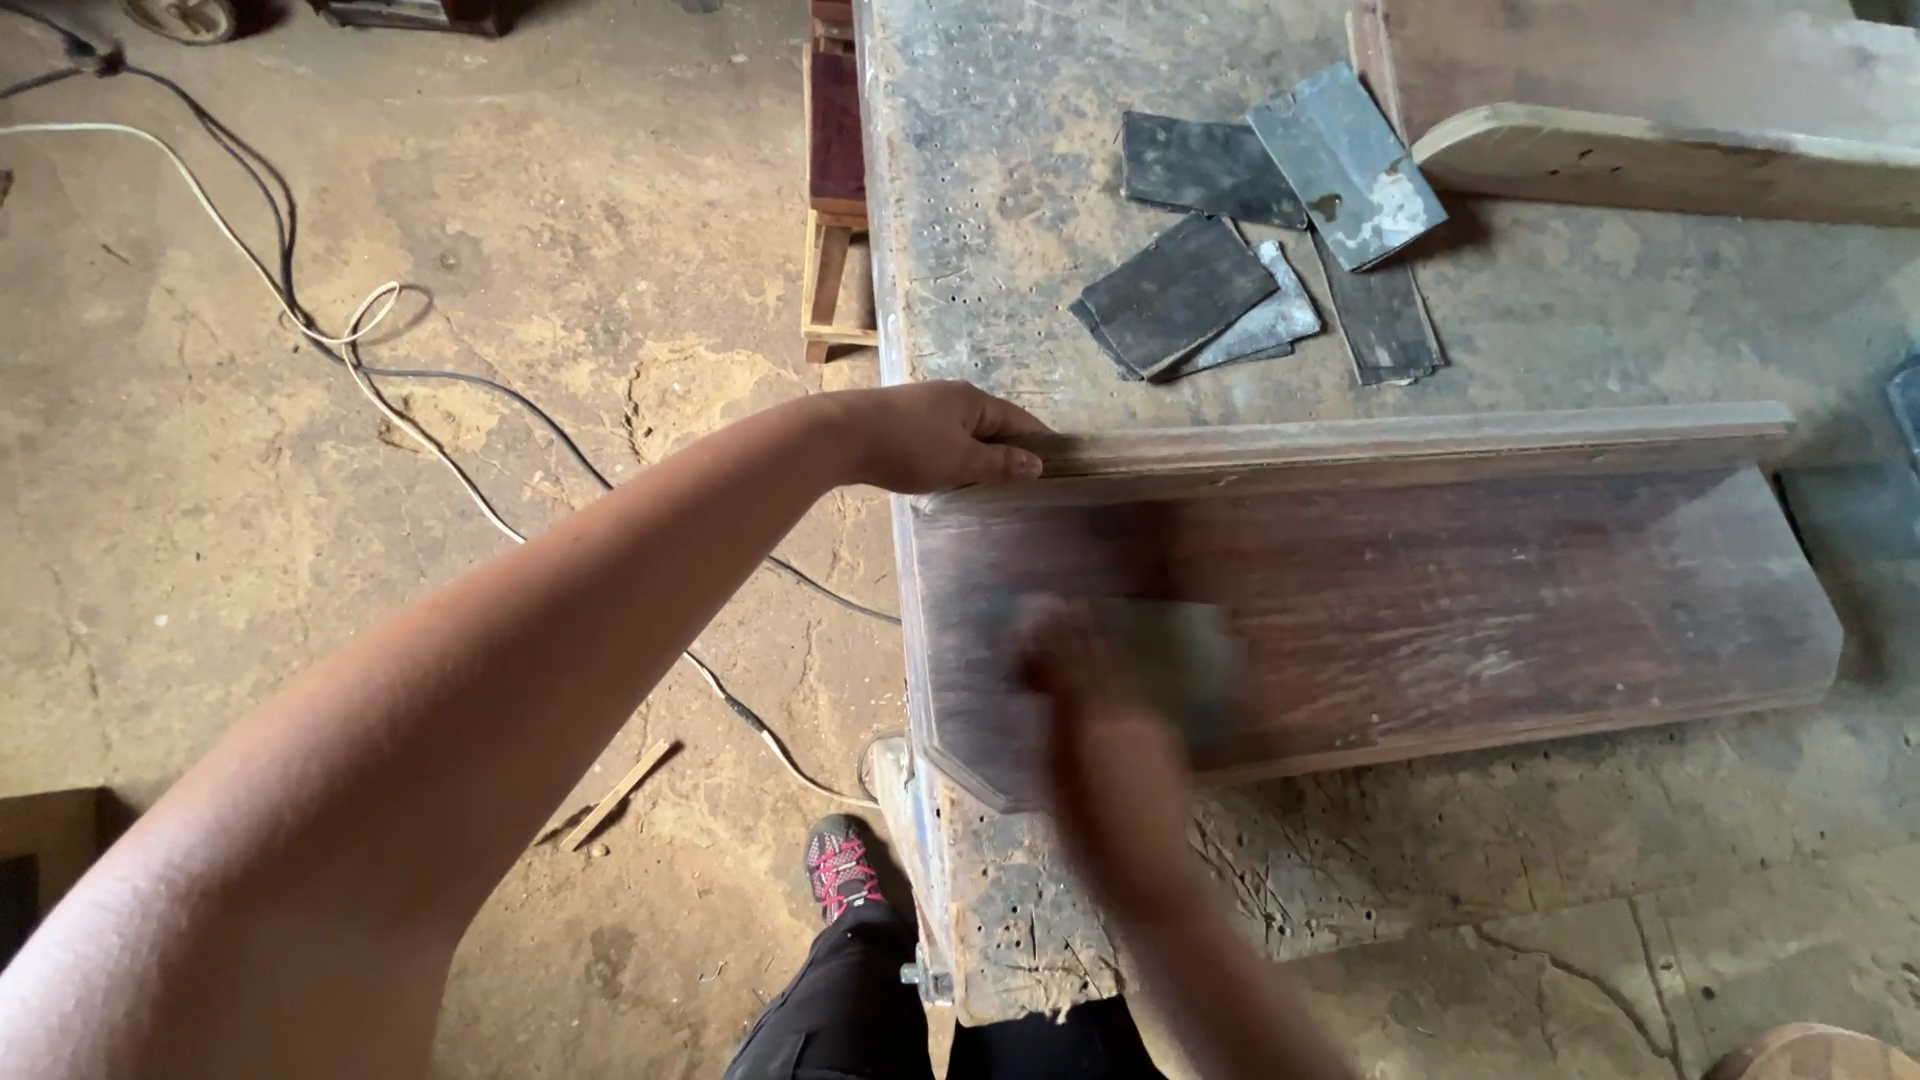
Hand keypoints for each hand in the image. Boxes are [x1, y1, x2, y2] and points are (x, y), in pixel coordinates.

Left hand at [823, 381, 1050, 493]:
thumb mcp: (961, 460)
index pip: (1018, 419)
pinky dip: (950, 455)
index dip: (1037, 441)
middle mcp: (949, 396)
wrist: (839, 435)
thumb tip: (1037, 464)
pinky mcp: (898, 421)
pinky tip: (947, 475)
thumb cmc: (908, 447)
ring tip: (988, 483)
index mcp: (972, 399)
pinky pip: (938, 438)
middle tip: (1022, 482)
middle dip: (1007, 449)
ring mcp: (922, 406)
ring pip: (961, 432)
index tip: (1055, 464)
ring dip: (976, 454)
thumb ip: (1000, 464)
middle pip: (990, 423)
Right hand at [1019, 599, 1204, 923]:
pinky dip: (1115, 672)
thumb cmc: (1086, 837)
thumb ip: (1048, 728)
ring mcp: (1149, 722)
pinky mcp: (1164, 737)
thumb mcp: (1051, 782)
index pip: (1066, 662)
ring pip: (1119, 670)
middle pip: (1096, 656)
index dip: (1049, 636)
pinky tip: (1107, 670)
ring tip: (1082, 622)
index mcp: (1089, 720)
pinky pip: (1133, 690)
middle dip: (1076, 628)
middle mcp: (1123, 710)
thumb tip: (1041, 690)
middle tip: (1060, 605)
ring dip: (1098, 644)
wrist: (1150, 875)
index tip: (1035, 613)